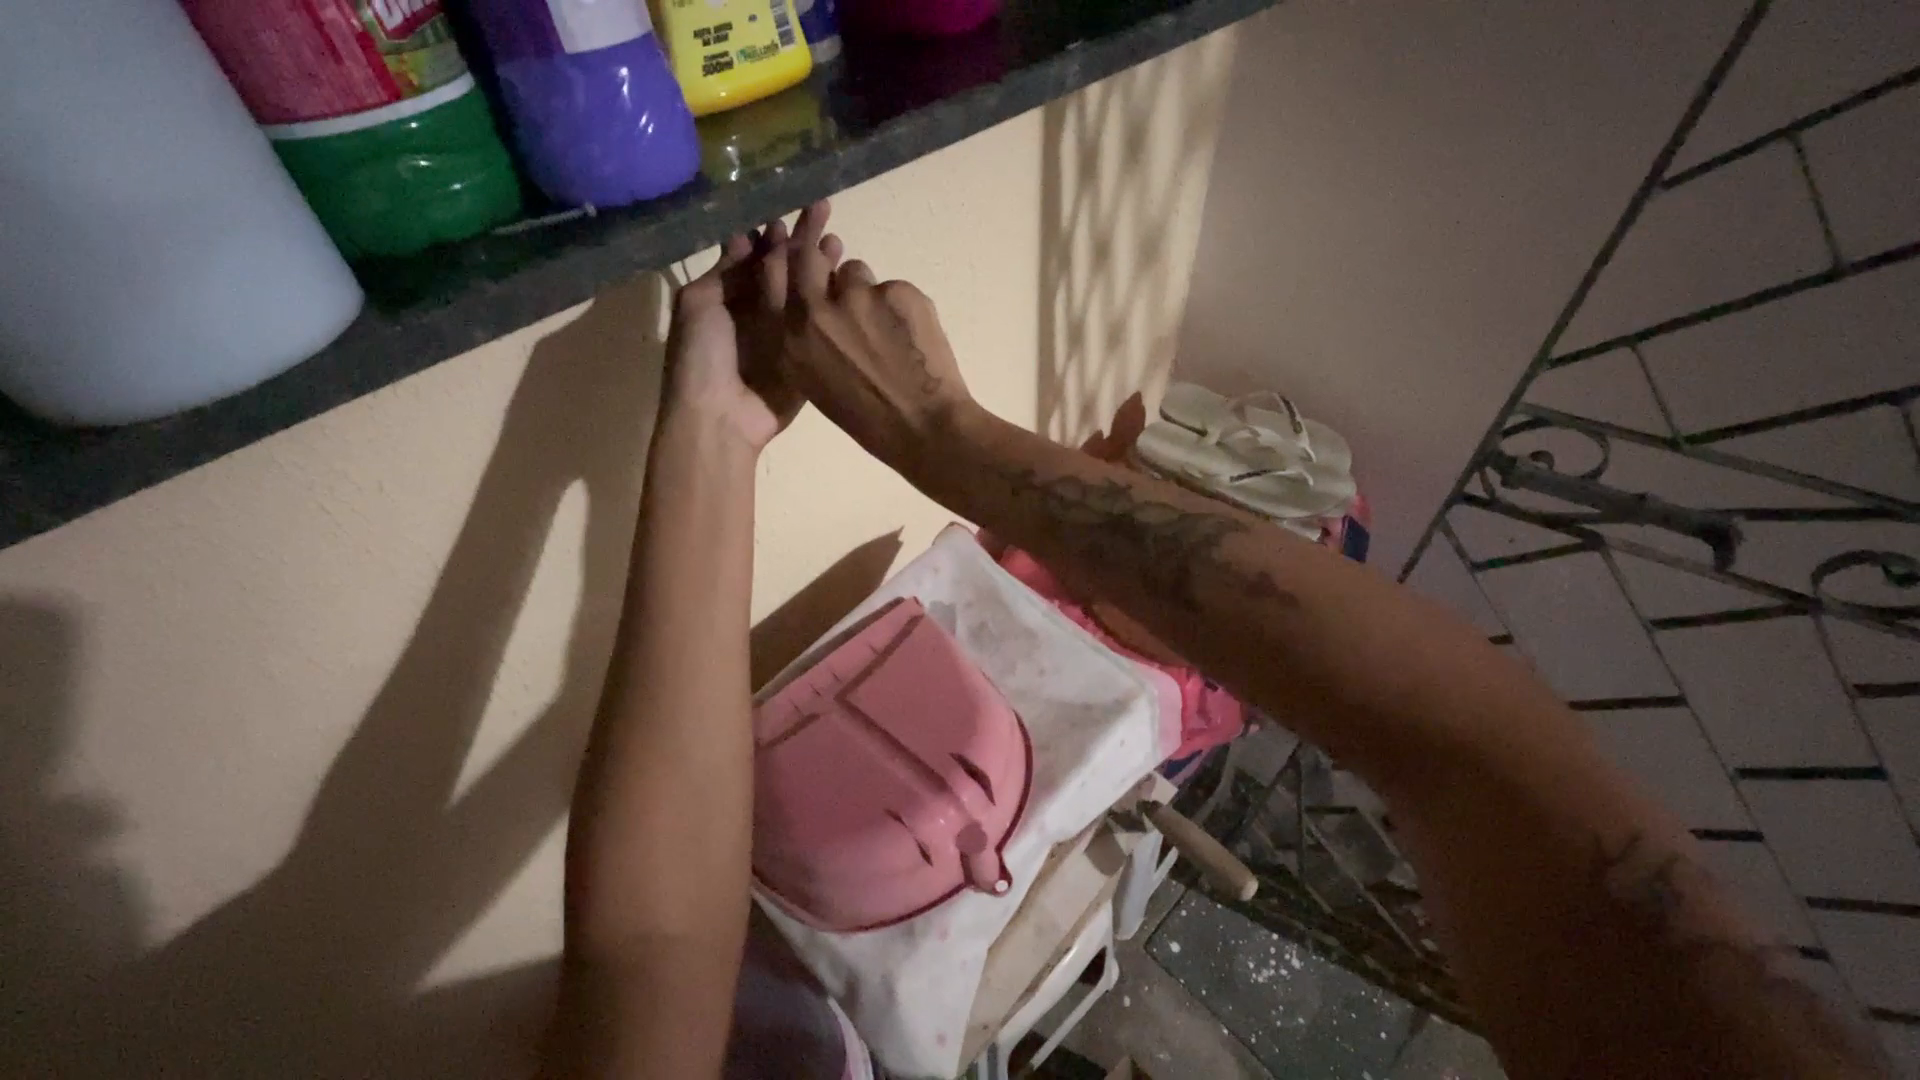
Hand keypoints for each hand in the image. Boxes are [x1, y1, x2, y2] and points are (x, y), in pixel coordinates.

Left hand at [664, 202, 842, 450]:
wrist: (720, 417)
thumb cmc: (701, 357)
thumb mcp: (700, 304)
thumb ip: (725, 270)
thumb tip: (745, 234)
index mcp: (727, 294)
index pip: (754, 254)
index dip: (772, 232)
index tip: (792, 207)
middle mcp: (756, 309)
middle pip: (783, 268)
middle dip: (801, 241)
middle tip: (823, 210)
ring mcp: (783, 333)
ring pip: (804, 292)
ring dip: (820, 266)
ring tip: (838, 243)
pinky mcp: (804, 357)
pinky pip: (819, 326)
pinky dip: (831, 303)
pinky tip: (846, 282)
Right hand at [770, 235, 977, 467]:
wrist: (924, 427)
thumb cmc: (870, 420)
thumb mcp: (818, 384)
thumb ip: (807, 342)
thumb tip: (816, 308)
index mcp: (790, 342)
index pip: (774, 280)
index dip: (787, 265)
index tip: (799, 263)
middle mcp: (815, 313)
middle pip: (809, 259)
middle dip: (820, 259)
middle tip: (844, 281)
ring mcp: (857, 298)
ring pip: (855, 272)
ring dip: (866, 292)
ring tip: (887, 330)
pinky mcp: (896, 291)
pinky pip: (892, 286)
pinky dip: (900, 306)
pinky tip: (912, 337)